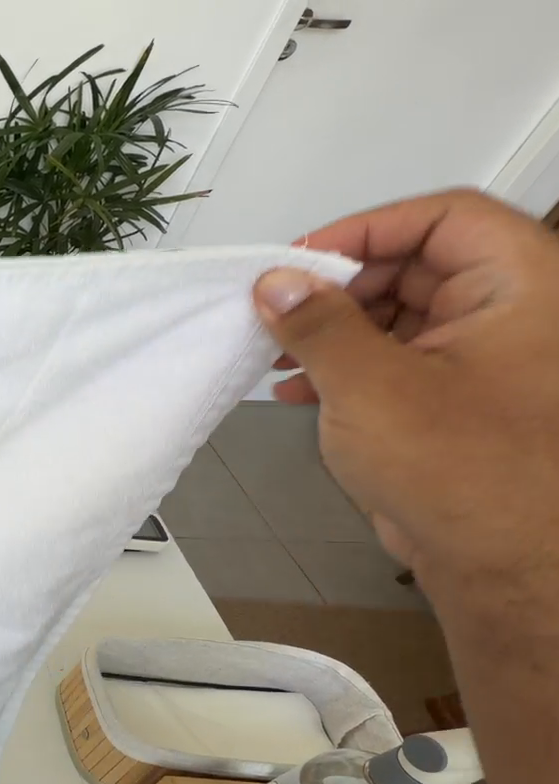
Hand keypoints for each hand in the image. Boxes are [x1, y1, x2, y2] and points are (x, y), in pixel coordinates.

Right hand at [251, 190, 558, 621]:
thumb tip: (275, 281)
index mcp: (523, 287)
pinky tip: (296, 388)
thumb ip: (318, 324)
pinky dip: (341, 362)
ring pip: (396, 311)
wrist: (500, 552)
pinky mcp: (453, 391)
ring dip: (329, 328)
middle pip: (415, 263)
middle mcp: (512, 310)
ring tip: (275, 356)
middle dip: (335, 287)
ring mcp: (483, 353)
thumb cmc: (456, 465)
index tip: (293, 264)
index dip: (364, 230)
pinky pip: (391, 353)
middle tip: (273, 314)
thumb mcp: (369, 384)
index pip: (444, 218)